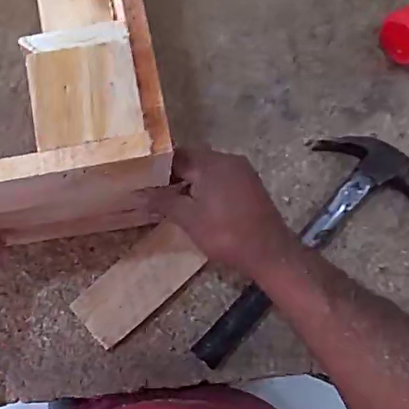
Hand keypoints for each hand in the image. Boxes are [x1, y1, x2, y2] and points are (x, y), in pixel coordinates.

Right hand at [142, 147, 301, 275]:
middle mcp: (228, 160)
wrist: (269, 253)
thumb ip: (163, 201)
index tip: (143, 180)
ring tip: (174, 200)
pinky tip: (198, 205)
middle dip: (174, 175)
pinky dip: (207, 186)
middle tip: (155, 192)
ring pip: (208, 169)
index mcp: (212, 163)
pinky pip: (222, 178)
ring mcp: (243, 171)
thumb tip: (139, 194)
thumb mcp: (188, 219)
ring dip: (191, 181)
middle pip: (193, 160)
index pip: (176, 155)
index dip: (157, 167)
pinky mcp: (250, 184)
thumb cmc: (225, 234)